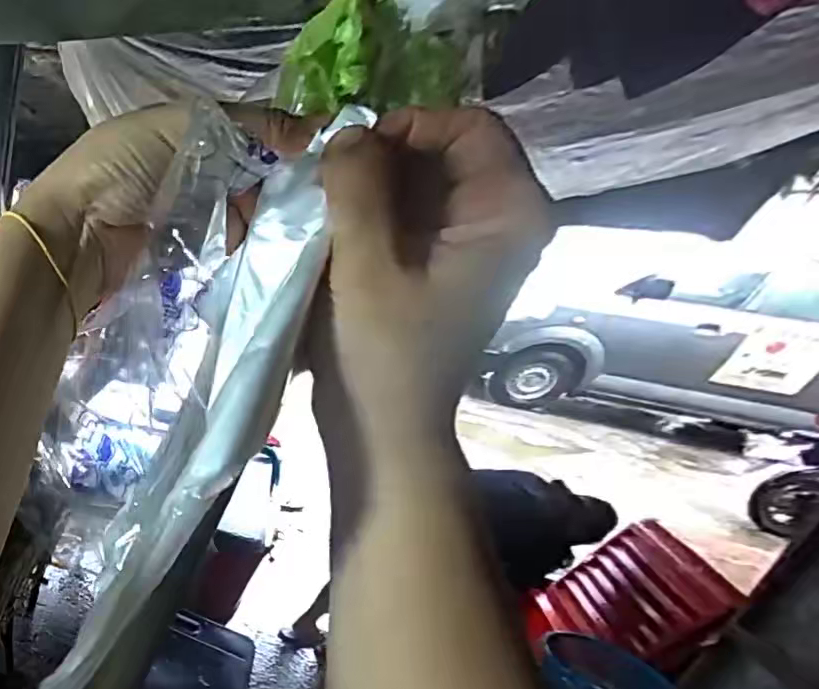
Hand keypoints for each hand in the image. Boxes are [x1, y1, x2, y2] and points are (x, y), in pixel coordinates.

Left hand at [14, 103, 316, 315]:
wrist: (72, 238)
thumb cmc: (118, 169)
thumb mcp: (183, 126)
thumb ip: (246, 124)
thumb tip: (310, 128)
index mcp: (177, 139)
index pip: (241, 140)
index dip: (274, 149)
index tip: (304, 163)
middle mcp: (176, 182)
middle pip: (238, 186)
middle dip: (263, 194)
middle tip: (282, 206)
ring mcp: (170, 226)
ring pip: (227, 225)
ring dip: (244, 228)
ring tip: (259, 233)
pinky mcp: (165, 266)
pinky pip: (207, 258)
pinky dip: (223, 256)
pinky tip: (238, 255)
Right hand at [317, 107, 553, 430]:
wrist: (380, 430)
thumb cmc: (382, 357)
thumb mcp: (366, 273)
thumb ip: (357, 197)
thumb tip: (344, 136)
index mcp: (506, 213)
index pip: (468, 130)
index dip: (406, 129)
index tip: (344, 155)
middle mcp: (493, 224)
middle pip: (437, 162)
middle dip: (374, 166)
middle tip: (317, 185)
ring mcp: (458, 254)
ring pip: (410, 197)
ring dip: (359, 198)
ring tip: (312, 213)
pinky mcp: (425, 278)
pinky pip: (396, 231)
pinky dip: (359, 227)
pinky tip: (322, 241)